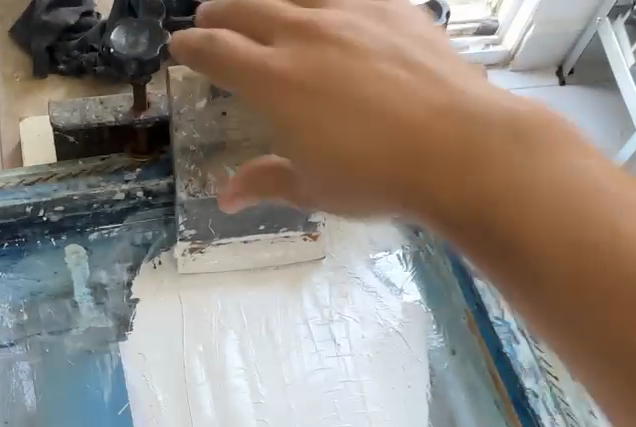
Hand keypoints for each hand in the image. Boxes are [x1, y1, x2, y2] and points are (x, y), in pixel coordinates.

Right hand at [169, 0, 544, 223]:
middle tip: (209, 14)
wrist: (456, 146)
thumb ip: (266, 182)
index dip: (194, 47)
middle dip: (223, 12)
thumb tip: (226, 198)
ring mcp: (353, 12)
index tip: (179, 44)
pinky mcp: (394, 7)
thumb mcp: (311, 188)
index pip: (219, 53)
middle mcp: (306, 33)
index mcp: (275, 81)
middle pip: (250, 10)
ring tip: (264, 5)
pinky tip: (330, 6)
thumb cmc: (373, 177)